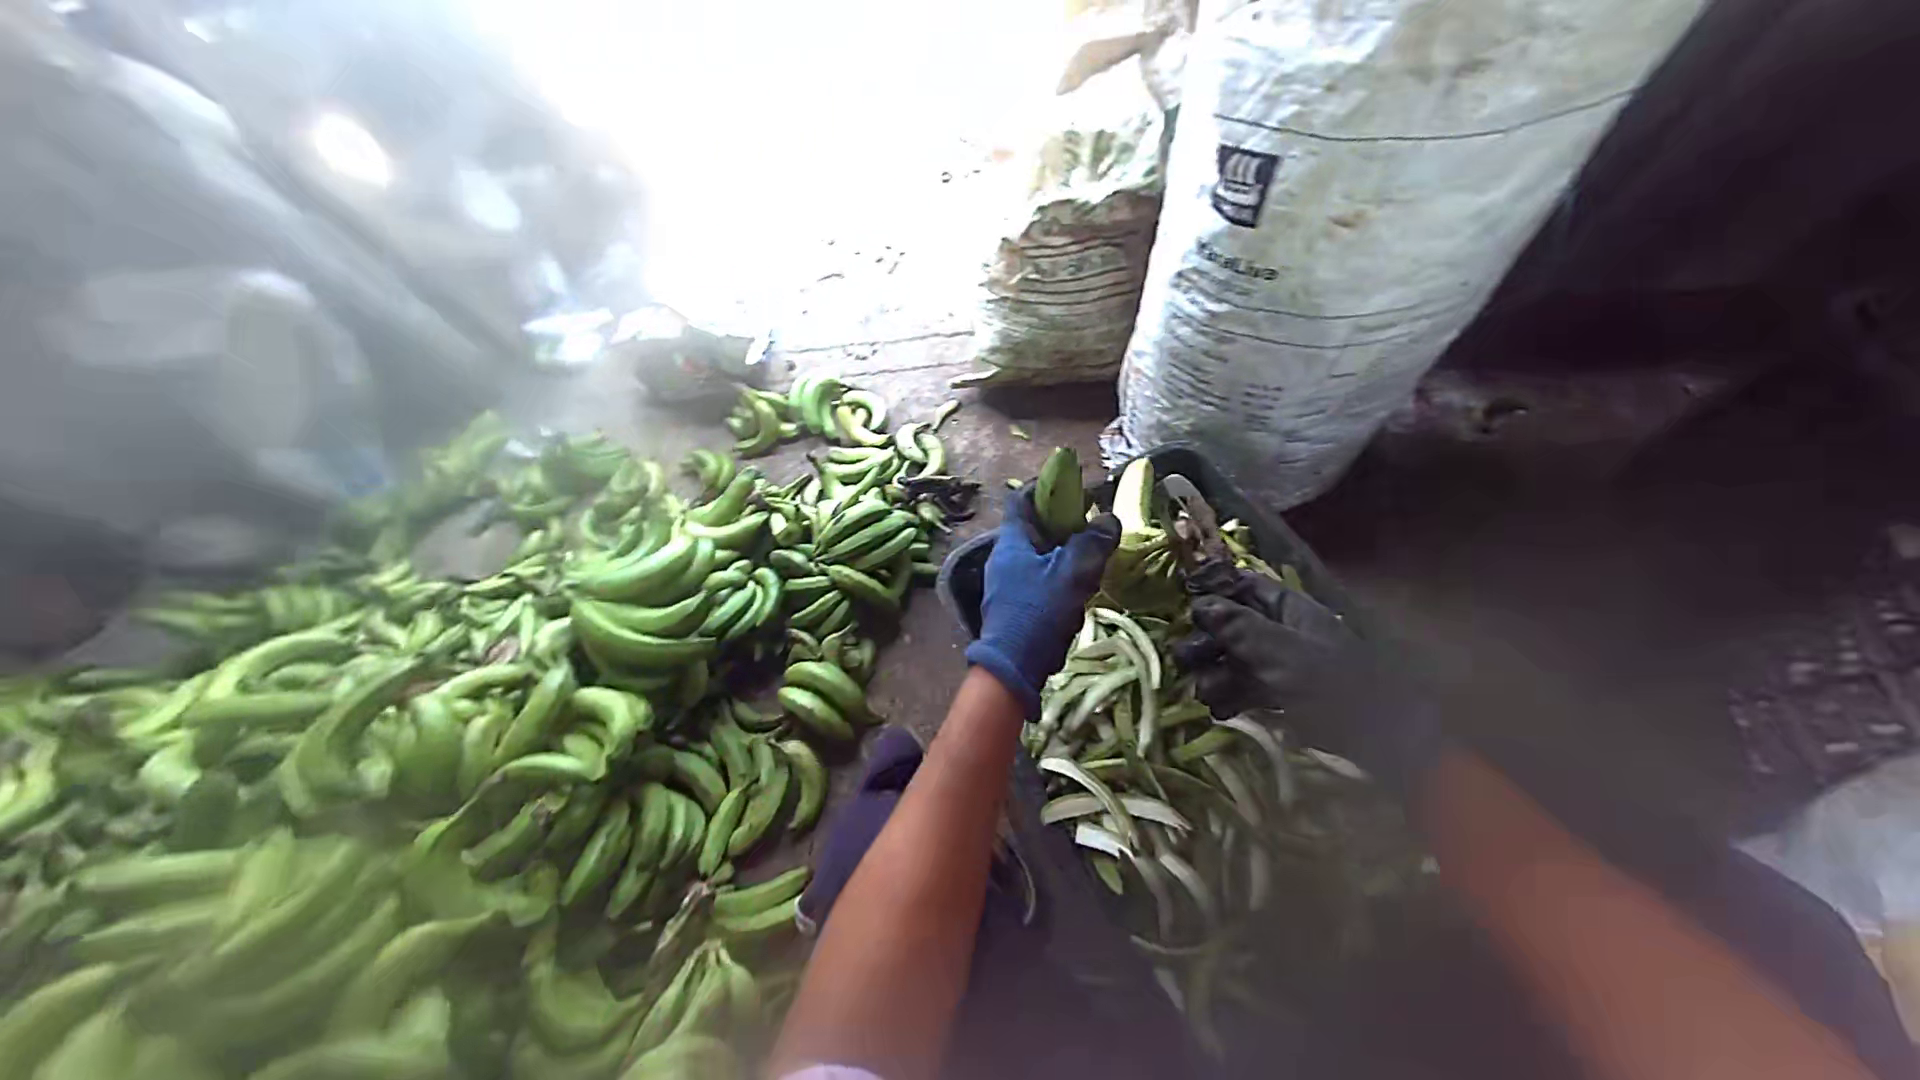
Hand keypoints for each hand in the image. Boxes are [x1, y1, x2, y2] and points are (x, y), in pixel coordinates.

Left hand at [964, 493, 1120, 716]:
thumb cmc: (1040, 610)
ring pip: (1040, 556)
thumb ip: (1093, 542)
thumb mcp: (1073, 571)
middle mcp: (1004, 557)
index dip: (1046, 487)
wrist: (1014, 664)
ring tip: (1092, 559)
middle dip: (1064, 524)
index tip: (1073, 486)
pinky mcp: (1015, 605)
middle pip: (1034, 527)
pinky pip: (1040, 580)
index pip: (1022, 498)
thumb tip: (1109, 519)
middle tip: (1092, 525)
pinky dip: (1060, 578)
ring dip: (1065, 554)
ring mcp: (1007, 582)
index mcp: (1012, 540)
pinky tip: (1079, 590)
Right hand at [1172, 567, 1442, 795]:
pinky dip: (1227, 698)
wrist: (1383, 743)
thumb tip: (1199, 603)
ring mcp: (1277, 665)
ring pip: (1230, 659)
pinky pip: (1241, 689)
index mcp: (1288, 609)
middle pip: (1228, 625)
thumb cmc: (1336, 686)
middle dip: (1206, 642)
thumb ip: (1240, 628)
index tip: (1184, 602)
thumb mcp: (1284, 652)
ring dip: (1212, 674)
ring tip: (1208, 694)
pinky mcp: (1277, 697)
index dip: (1213, 589)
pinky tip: (1219, 710)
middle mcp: (1279, 632)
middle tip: (1187, 659)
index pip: (1243, 586)